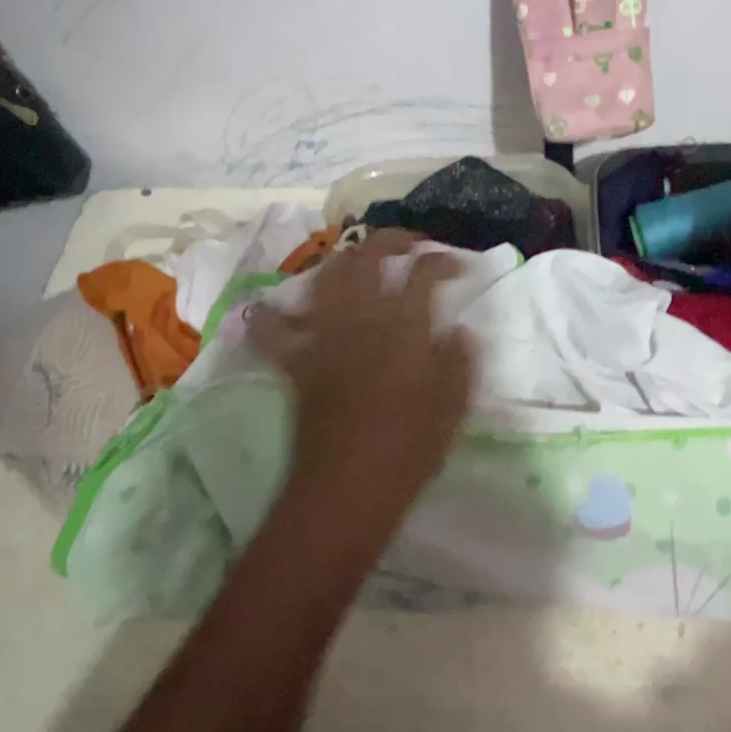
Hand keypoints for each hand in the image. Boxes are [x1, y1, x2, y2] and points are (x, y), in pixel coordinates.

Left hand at [249, 230, 474, 521]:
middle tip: (411, 248)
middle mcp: (358, 320)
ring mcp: (322, 337)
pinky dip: (274, 314)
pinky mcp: (295, 362)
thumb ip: (458, 360)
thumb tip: (457, 331)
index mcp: (403, 328)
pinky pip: (273, 329)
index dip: (441, 259)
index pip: (422, 271)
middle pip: (367, 256)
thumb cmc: (409, 451)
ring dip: (345, 262)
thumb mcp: (453, 406)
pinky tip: (280, 308)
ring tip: (362, 267)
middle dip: (391, 240)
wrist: (347, 491)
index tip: (456, 266)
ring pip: (324, 278)